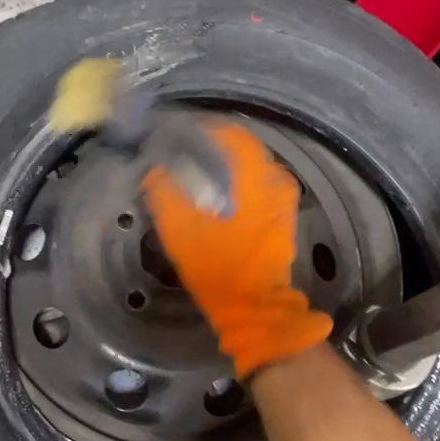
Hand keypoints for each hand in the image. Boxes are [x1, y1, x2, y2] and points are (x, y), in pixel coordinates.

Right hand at [142, 120, 332, 379]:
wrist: (255, 310)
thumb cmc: (219, 269)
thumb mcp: (181, 232)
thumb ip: (166, 196)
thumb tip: (155, 171)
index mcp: (255, 182)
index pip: (237, 138)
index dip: (212, 130)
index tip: (187, 131)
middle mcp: (275, 187)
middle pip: (249, 153)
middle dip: (221, 148)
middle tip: (193, 151)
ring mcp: (284, 207)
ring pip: (259, 172)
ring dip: (234, 167)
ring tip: (207, 173)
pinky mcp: (283, 224)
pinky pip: (264, 190)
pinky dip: (244, 186)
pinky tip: (224, 198)